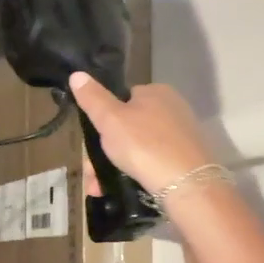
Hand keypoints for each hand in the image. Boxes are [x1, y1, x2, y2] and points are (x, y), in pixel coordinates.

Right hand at [69, 73, 214, 195]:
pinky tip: (122, 186)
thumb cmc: (143, 145)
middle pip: (126, 127)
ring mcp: (180, 133)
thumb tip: (77, 74)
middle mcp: (172, 108)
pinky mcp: (186, 157)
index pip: (122, 100)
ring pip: (136, 147)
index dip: (104, 120)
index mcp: (156, 92)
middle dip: (104, 152)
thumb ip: (92, 98)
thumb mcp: (109, 119)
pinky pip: (152, 161)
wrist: (186, 183)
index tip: (91, 142)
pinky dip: (134, 173)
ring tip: (99, 187)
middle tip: (92, 174)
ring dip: (113, 167)